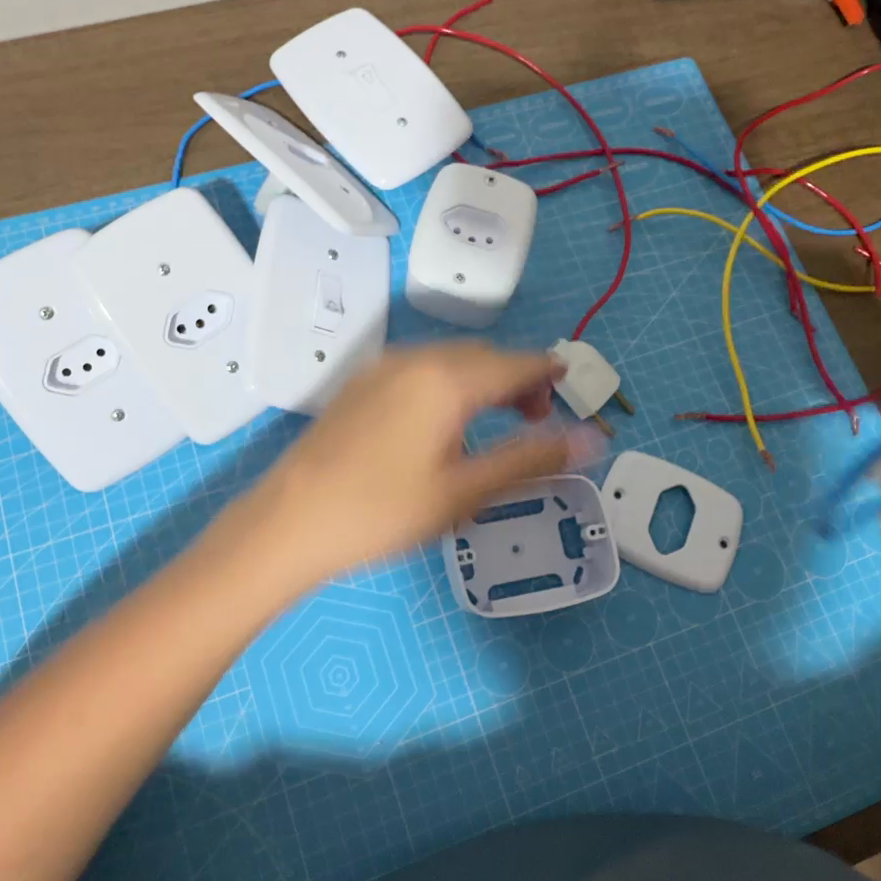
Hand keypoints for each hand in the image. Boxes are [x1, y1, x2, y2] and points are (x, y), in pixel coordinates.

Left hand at [245, 343, 604, 587]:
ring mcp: (380, 370)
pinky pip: (419, 372)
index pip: (515, 364)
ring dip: (481, 383)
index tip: (571, 387)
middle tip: (537, 419)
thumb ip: (531, 459)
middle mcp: (414, 360)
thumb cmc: (382, 513)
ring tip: (495, 425)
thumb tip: (591, 438)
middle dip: (516, 380)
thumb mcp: (464, 492)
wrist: (289, 522)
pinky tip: (443, 425)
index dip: (548, 374)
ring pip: (448, 362)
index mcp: (446, 379)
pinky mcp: (359, 386)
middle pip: (482, 358)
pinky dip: (448, 386)